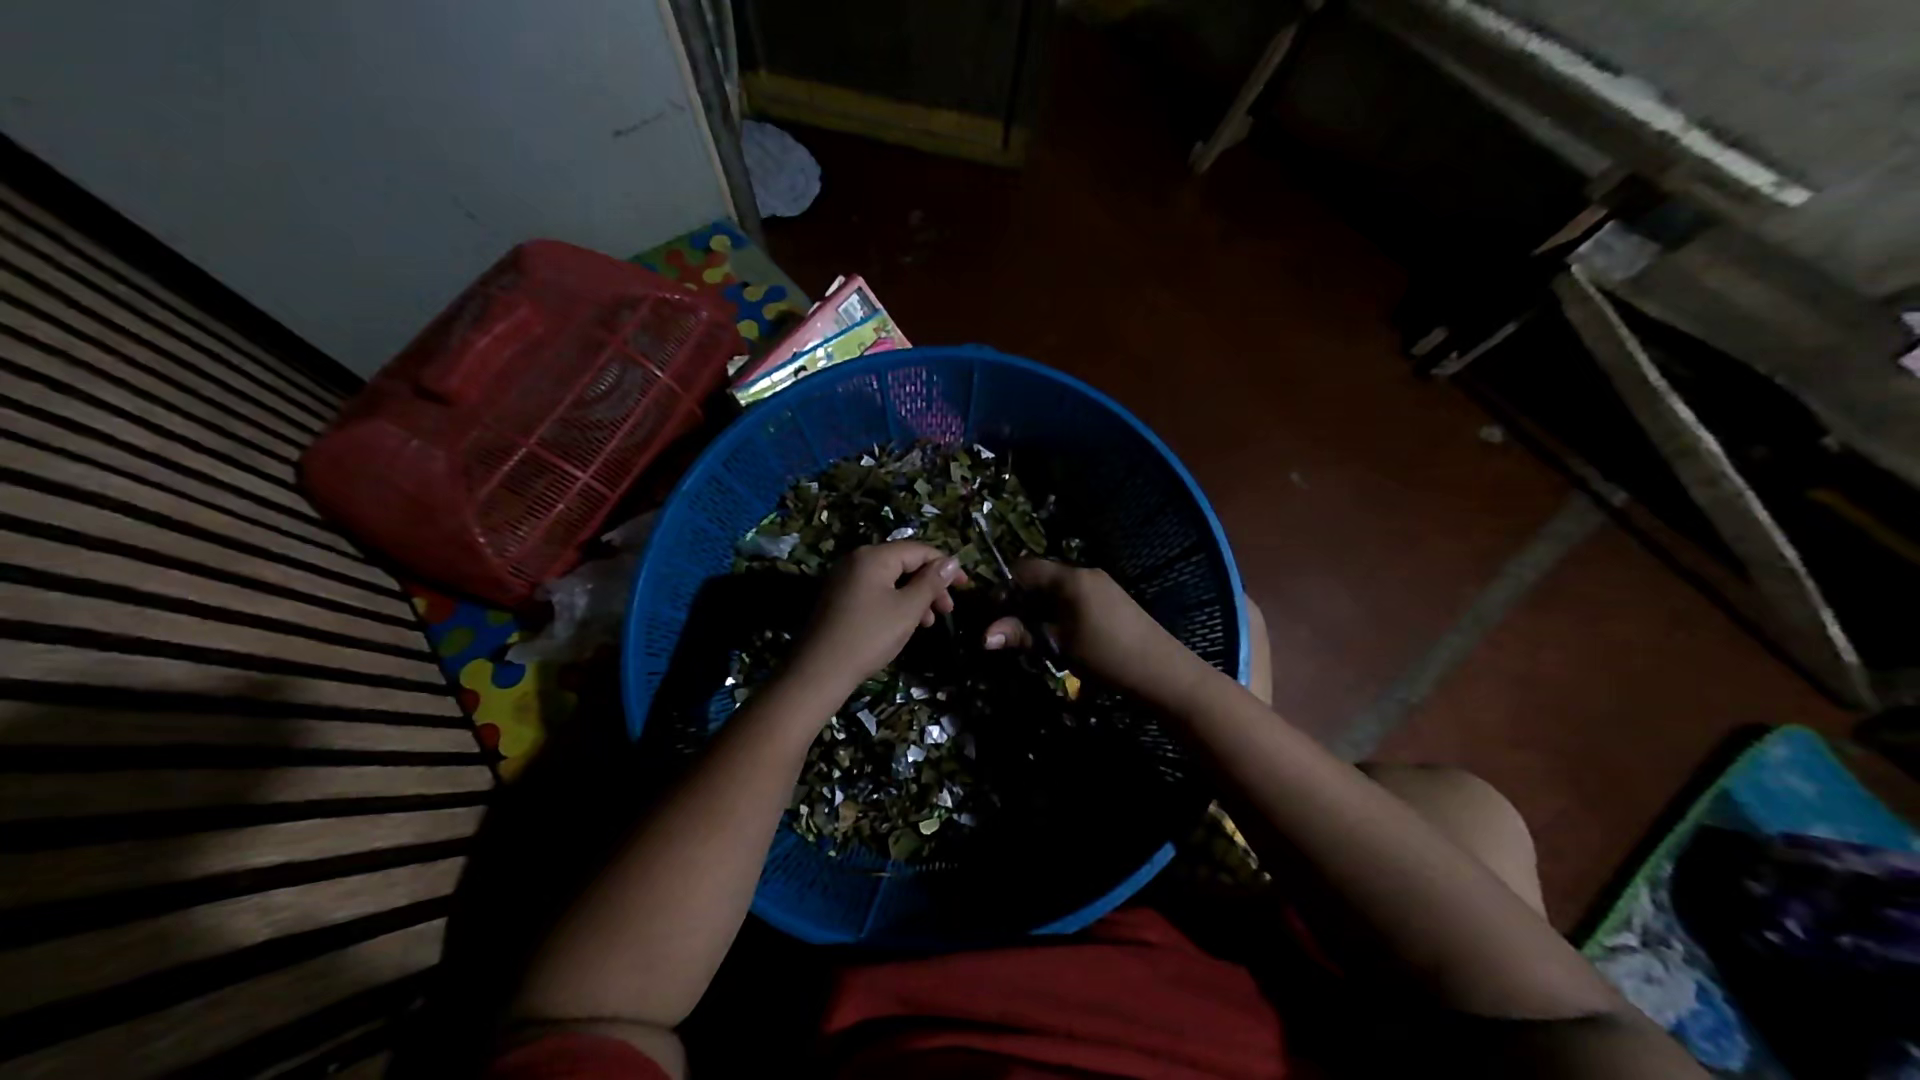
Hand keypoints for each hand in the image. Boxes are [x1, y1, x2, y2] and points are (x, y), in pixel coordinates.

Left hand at [784, 542, 967, 699]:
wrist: (819, 671)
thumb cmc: (869, 636)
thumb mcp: (907, 609)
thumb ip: (931, 582)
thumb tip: (951, 561)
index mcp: (874, 556)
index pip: (918, 550)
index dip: (945, 566)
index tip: (965, 586)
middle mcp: (856, 560)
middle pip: (904, 563)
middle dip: (930, 584)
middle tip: (948, 610)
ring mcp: (844, 578)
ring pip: (890, 579)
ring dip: (914, 596)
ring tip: (929, 622)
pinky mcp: (838, 597)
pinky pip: (875, 590)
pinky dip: (895, 602)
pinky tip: (905, 624)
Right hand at [982, 559, 1207, 702]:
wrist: (1162, 672)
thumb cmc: (1106, 654)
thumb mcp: (1058, 646)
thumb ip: (1021, 636)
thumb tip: (983, 637)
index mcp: (1071, 578)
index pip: (1025, 568)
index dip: (1004, 586)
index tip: (993, 612)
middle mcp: (1086, 574)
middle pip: (1042, 579)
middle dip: (1022, 602)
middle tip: (1011, 630)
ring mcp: (1102, 587)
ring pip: (1058, 592)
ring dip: (1041, 611)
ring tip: (1035, 639)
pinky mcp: (1112, 602)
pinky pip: (1075, 600)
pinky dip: (1060, 615)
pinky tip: (1061, 639)